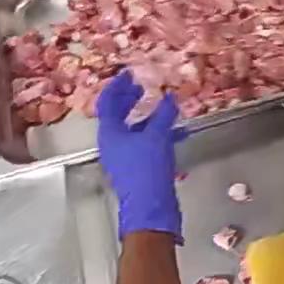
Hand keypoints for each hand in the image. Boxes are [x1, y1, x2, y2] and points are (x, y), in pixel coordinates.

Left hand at [97, 70, 183, 242]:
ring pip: (133, 131)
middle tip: (140, 87)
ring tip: (161, 107)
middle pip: (118, 116)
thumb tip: (169, 98)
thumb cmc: (147, 170)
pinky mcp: (138, 169)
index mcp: (110, 134)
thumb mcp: (156, 138)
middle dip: (129, 100)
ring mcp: (125, 158)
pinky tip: (175, 132)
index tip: (128, 75)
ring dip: (146, 117)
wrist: (151, 208)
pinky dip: (157, 134)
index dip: (118, 87)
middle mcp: (113, 144)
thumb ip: (163, 116)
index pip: (108, 103)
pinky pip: (145, 144)